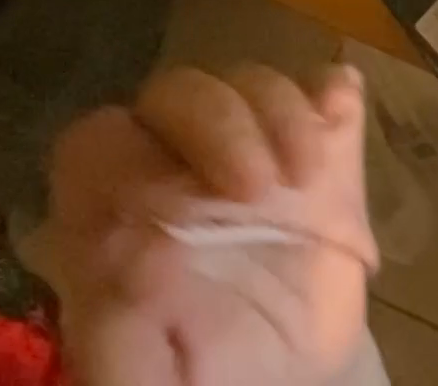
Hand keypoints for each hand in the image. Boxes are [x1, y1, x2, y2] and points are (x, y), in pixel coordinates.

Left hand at [42, 64, 377, 385]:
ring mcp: (261, 145)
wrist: (292, 371)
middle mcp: (184, 164)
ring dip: (284, 115)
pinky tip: (338, 136)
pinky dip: (338, 95)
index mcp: (121, 213)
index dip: (127, 152)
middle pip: (182, 91)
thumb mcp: (149, 382)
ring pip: (254, 81)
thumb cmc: (211, 376)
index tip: (178, 207)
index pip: (99, 137)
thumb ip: (116, 340)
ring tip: (306, 180)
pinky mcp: (325, 144)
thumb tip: (143, 254)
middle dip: (223, 125)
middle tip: (259, 191)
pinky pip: (329, 87)